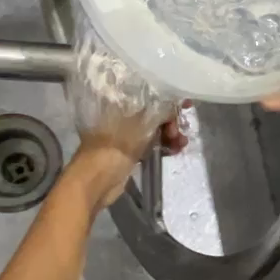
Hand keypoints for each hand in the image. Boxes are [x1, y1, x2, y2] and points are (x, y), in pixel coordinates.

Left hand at [69, 106, 187, 209]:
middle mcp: (123, 117)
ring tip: (181, 143)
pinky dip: (164, 146)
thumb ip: (158, 114)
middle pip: (153, 113)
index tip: (184, 104)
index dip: (167, 99)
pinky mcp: (131, 153)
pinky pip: (152, 145)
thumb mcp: (139, 127)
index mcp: (119, 105)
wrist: (95, 183)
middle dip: (170, 120)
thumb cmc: (112, 149)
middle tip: (179, 130)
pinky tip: (176, 149)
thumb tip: (175, 103)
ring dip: (170, 135)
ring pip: (154, 130)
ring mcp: (127, 136)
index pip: (148, 96)